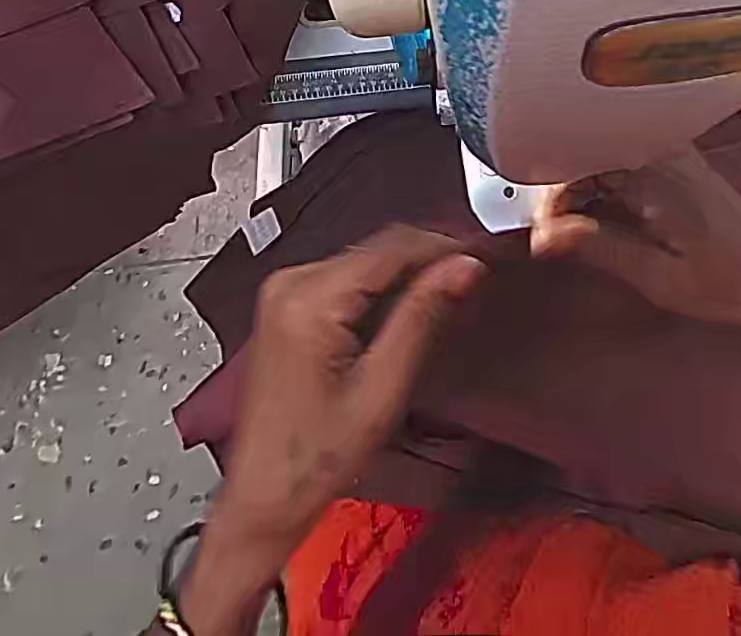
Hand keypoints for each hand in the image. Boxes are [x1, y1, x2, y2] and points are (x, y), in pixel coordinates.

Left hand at [180, 227, 483, 635]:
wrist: (264, 494)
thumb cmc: (316, 457)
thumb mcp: (383, 387)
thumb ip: (423, 315)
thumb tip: (462, 267)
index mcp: (308, 300)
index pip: (389, 247)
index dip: (439, 246)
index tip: (476, 255)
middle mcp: (289, 283)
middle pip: (374, 248)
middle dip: (424, 257)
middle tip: (466, 274)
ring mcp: (283, 289)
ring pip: (362, 257)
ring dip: (404, 270)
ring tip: (443, 289)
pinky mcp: (285, 301)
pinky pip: (344, 274)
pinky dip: (378, 284)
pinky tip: (403, 304)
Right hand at [530, 148, 740, 355]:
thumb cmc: (730, 283)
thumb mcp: (659, 278)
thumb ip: (599, 248)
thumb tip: (542, 235)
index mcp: (662, 170)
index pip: (581, 157)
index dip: (551, 192)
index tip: (544, 230)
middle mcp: (663, 147)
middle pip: (583, 147)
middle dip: (557, 190)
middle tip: (553, 235)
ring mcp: (665, 147)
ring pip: (592, 151)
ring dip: (573, 187)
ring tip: (573, 230)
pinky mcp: (665, 156)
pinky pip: (610, 157)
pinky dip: (592, 185)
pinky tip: (594, 216)